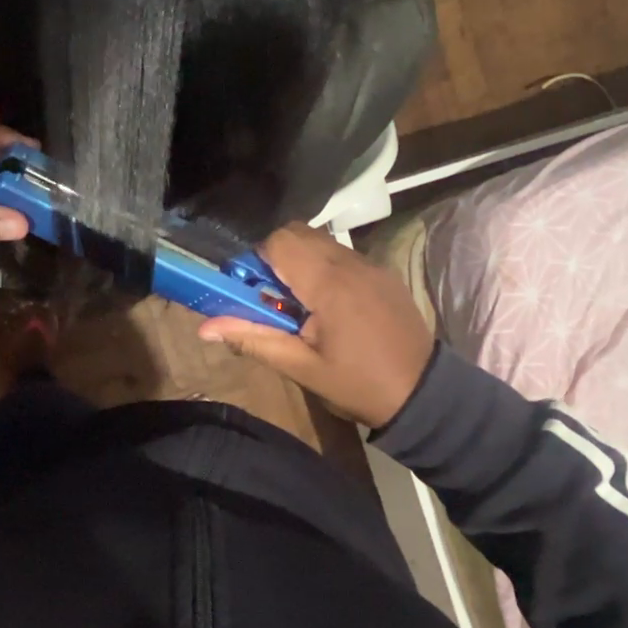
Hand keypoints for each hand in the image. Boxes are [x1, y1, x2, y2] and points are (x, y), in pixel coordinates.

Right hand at [198, 224, 434, 427]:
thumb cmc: (358, 384)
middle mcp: (350, 263)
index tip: (253, 296)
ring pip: (319, 242)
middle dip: (274, 259)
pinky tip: (327, 309)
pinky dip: (322, 270)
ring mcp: (370, 265)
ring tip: (299, 308)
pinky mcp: (382, 273)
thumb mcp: (301, 367)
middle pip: (297, 233)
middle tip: (272, 301)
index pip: (279, 241)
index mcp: (328, 284)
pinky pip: (341, 255)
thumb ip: (253, 339)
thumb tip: (204, 327)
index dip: (256, 262)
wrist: (424, 394)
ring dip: (298, 264)